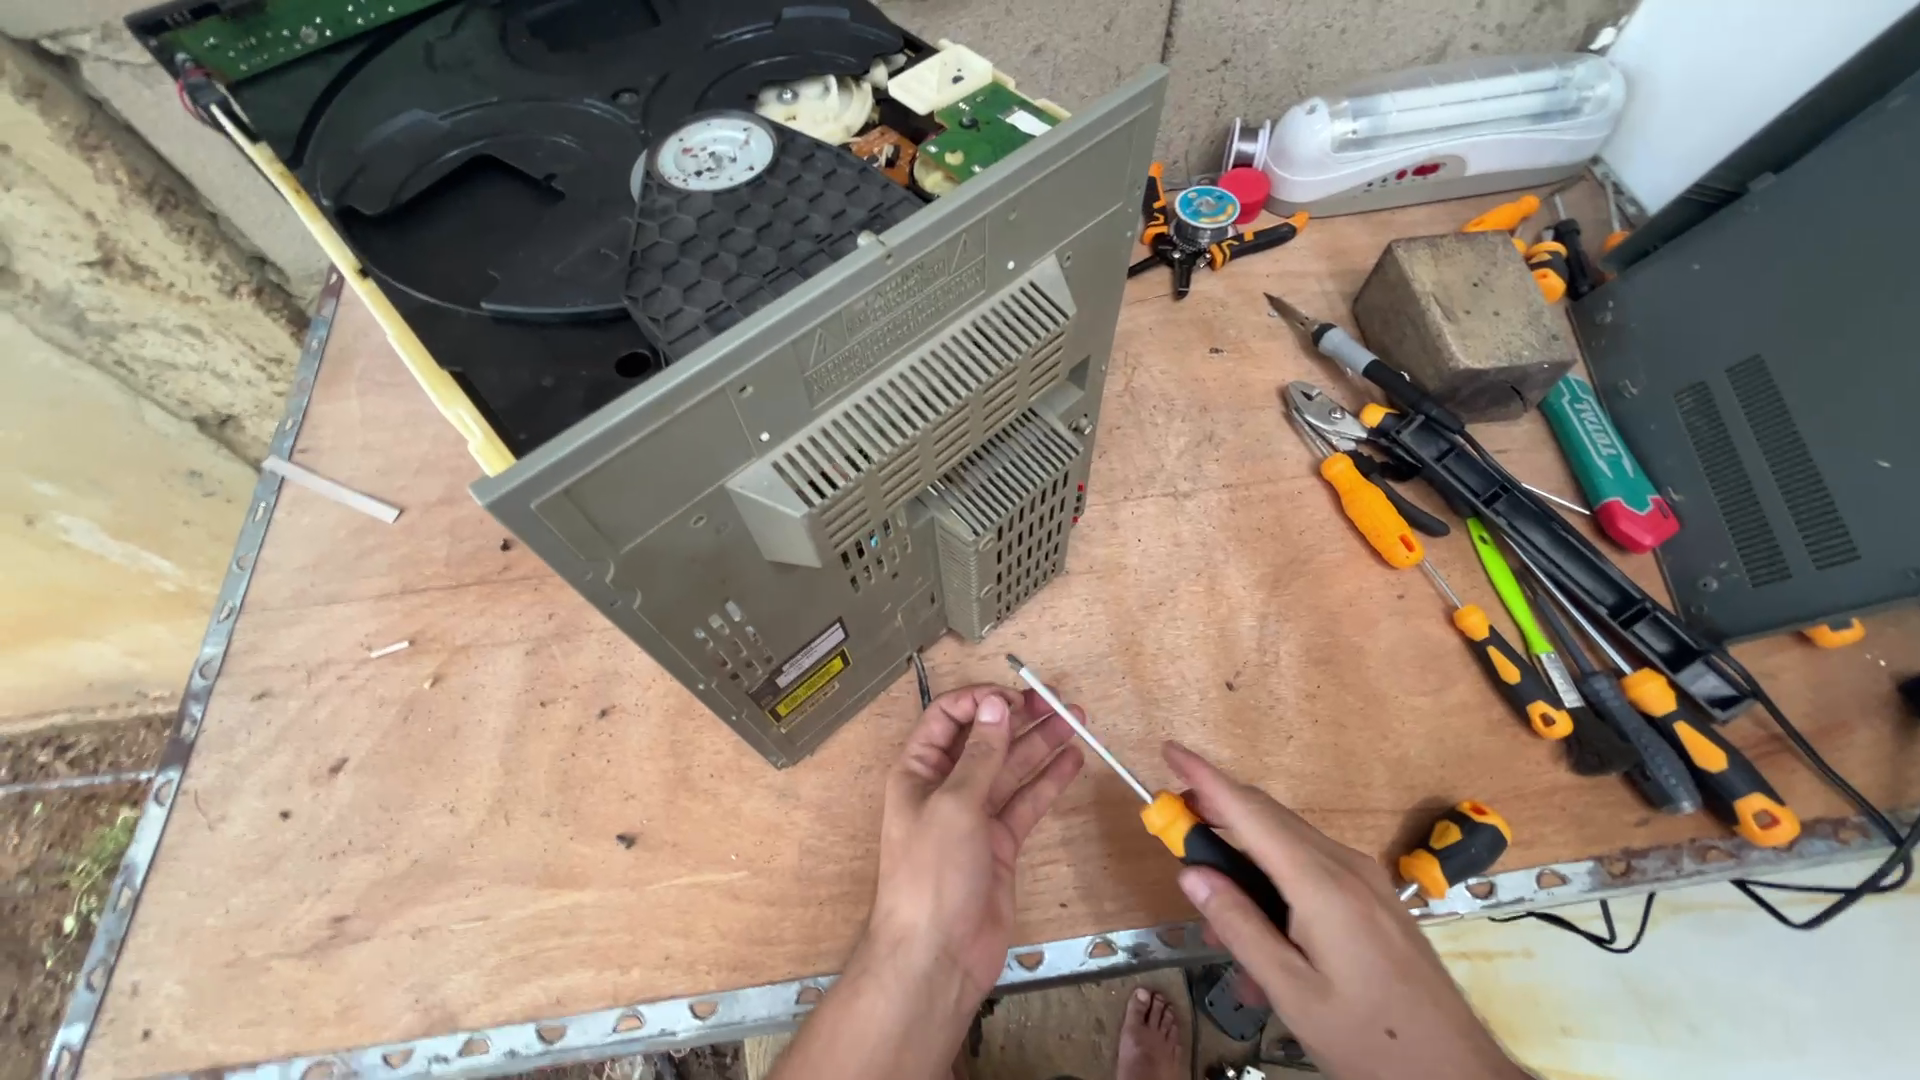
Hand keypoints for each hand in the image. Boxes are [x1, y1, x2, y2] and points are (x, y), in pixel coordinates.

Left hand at [861, 684, 1085, 1000]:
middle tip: (1056, 699)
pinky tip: (1072, 759)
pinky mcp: (1000, 842)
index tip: (1015, 698)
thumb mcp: (954, 804)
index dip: (980, 702)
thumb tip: (995, 706)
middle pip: (985, 739)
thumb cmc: (932, 873)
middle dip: (1019, 717)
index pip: (948, 717)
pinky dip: (1048, 780)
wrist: (937, 955)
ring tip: (1076, 718)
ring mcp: (975, 815)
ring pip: (1011, 767)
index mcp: (919, 770)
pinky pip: (1026, 801)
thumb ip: (980, 754)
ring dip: (1041, 743)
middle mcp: (946, 786)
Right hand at [1164, 742, 1525, 1079]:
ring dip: (1244, 859)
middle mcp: (1344, 865)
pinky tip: (1263, 931)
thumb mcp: (1293, 994)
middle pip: (1267, 818)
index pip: (1250, 813)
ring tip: (1218, 915)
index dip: (1206, 778)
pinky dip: (1274, 880)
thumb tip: (1192, 874)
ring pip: (1287, 844)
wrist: (1461, 1075)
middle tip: (1174, 831)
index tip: (1170, 751)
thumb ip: (1240, 927)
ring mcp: (1364, 878)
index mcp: (1322, 885)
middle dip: (1217, 814)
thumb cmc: (1373, 1040)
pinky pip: (1310, 867)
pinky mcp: (1373, 896)